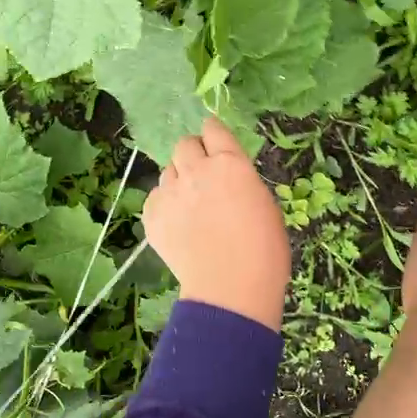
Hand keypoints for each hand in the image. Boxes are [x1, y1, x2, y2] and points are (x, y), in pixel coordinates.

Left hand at [142, 116, 290, 330]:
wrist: (231, 288)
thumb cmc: (264, 251)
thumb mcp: (264, 205)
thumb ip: (241, 182)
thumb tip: (229, 180)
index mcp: (230, 164)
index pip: (213, 129)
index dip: (213, 133)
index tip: (214, 141)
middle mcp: (196, 170)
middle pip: (184, 145)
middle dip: (193, 154)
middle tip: (202, 175)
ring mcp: (170, 192)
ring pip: (168, 171)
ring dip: (179, 180)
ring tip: (190, 205)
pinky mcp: (152, 216)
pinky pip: (155, 198)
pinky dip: (165, 205)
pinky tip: (178, 224)